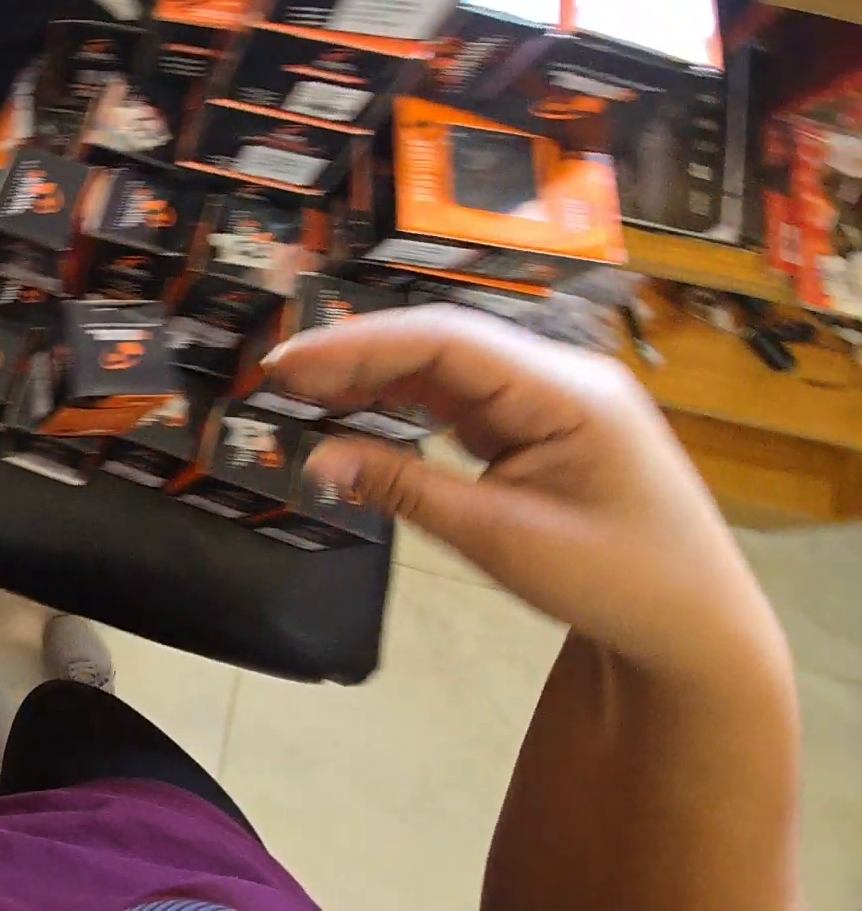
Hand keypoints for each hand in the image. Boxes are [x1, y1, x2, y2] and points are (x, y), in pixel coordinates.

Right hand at [263, 305, 787, 679]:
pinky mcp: (524, 418)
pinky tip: (347, 405)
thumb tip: (313, 460)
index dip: (358, 345)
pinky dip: (391, 398)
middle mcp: (555, 376)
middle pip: (437, 343)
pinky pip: (446, 394)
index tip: (288, 363)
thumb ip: (401, 487)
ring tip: (298, 389)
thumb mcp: (498, 536)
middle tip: (276, 375)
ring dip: (366, 373)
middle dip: (352, 354)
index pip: (447, 342)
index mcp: (568, 392)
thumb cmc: (614, 583)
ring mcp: (540, 394)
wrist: (691, 626)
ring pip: (436, 364)